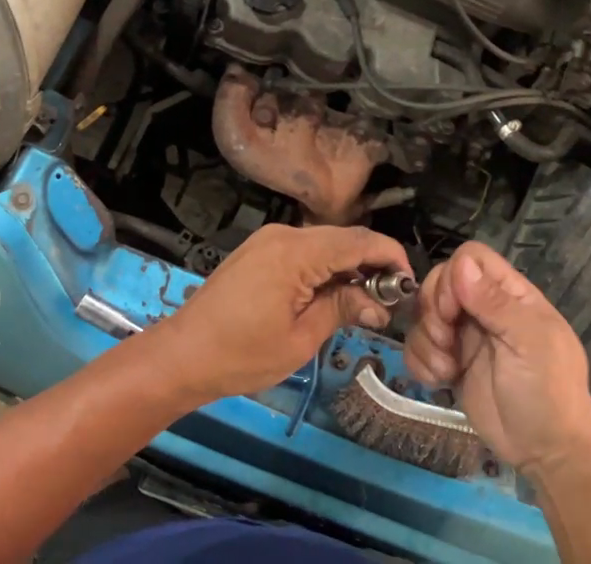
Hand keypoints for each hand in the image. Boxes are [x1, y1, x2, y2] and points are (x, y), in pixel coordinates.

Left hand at [144, 224, 411, 404]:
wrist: (181, 356)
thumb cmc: (241, 355)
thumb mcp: (301, 339)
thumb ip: (342, 309)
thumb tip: (378, 302)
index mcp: (296, 252)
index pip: (359, 241)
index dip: (390, 256)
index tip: (409, 284)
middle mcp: (284, 234)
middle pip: (343, 239)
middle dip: (371, 264)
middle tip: (389, 301)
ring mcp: (269, 239)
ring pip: (324, 244)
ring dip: (348, 267)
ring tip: (364, 303)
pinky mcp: (259, 250)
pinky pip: (304, 250)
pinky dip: (324, 267)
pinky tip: (331, 294)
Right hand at [403, 242, 590, 474]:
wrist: (547, 452)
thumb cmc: (548, 391)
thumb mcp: (529, 343)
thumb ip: (495, 303)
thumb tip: (460, 265)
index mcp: (511, 296)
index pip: (470, 259)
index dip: (453, 278)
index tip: (452, 311)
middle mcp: (484, 309)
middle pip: (439, 283)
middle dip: (433, 312)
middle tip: (446, 342)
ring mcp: (466, 337)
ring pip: (424, 316)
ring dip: (426, 342)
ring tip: (446, 370)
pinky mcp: (451, 365)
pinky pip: (419, 348)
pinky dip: (421, 363)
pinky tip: (439, 382)